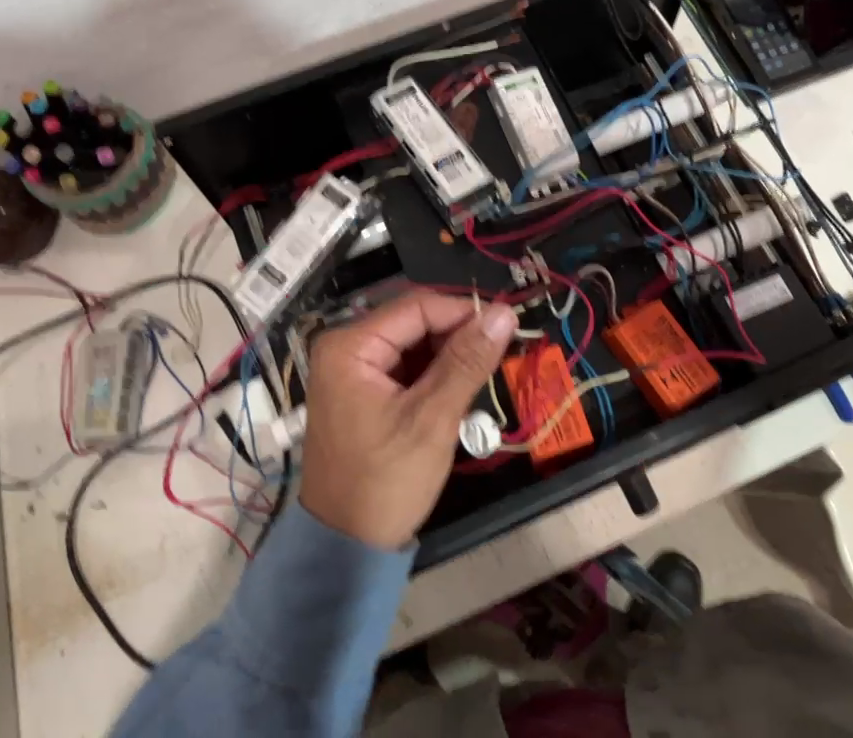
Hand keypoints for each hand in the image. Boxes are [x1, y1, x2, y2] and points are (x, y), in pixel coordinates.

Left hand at [299, 292, 517, 549]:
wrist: (346, 546)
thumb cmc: (386, 481)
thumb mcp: (432, 419)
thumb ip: (467, 361)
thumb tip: (503, 313)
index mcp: (350, 346)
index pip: (417, 307)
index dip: (464, 313)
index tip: (509, 327)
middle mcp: (344, 349)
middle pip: (413, 324)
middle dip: (456, 338)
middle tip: (498, 358)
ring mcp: (349, 372)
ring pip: (412, 347)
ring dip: (448, 360)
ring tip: (481, 380)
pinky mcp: (359, 395)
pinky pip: (403, 370)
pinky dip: (432, 378)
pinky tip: (457, 396)